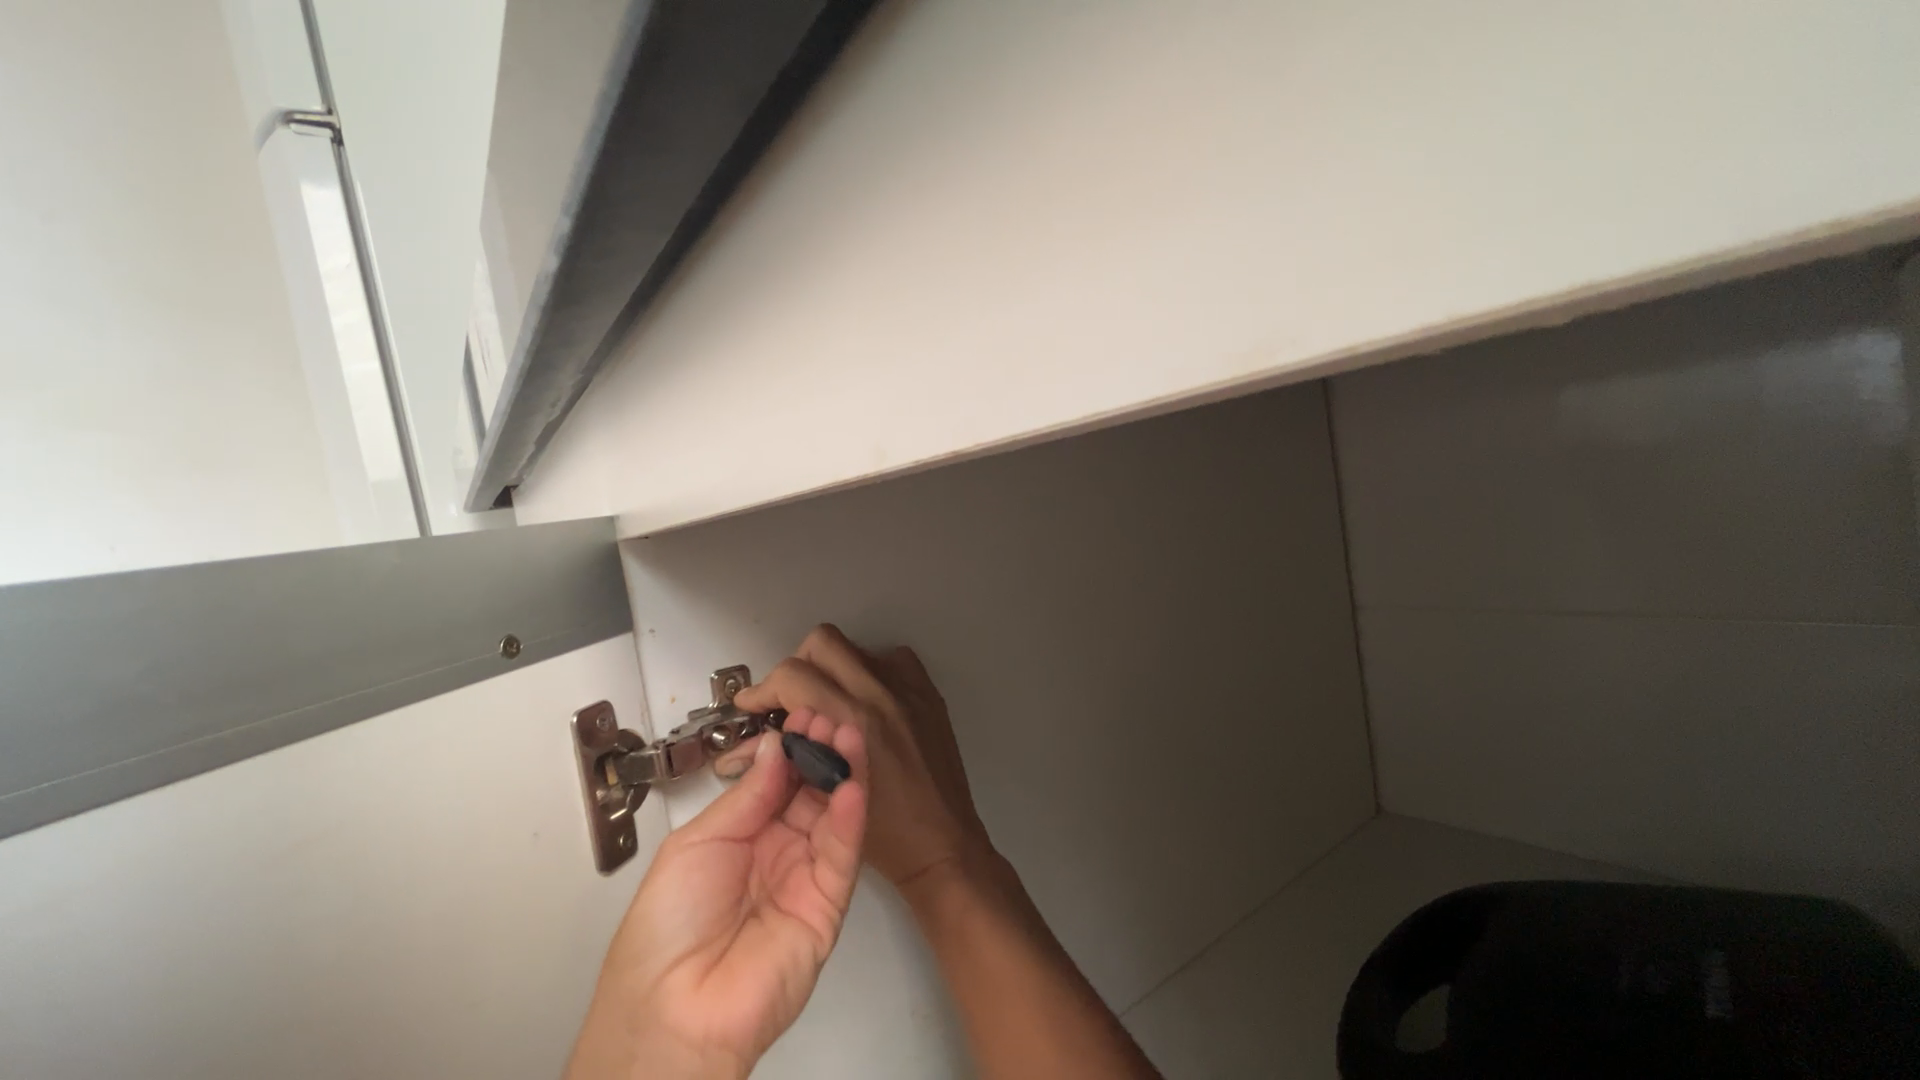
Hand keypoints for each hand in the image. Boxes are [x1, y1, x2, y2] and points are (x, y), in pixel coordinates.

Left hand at [566, 712, 867, 1079]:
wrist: (672, 1009)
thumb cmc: (667, 924)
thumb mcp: (698, 844)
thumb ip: (747, 797)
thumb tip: (777, 746)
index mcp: (741, 835)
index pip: (778, 781)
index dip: (792, 749)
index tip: (803, 716)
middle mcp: (778, 850)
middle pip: (810, 793)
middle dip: (822, 753)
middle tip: (832, 717)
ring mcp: (805, 876)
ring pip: (833, 817)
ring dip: (844, 775)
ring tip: (850, 736)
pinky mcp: (827, 906)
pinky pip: (841, 856)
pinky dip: (851, 820)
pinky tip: (852, 787)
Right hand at [726, 624, 991, 889]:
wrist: (943, 844)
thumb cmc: (881, 836)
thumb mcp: (820, 797)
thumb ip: (792, 757)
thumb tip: (762, 735)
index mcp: (850, 722)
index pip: (792, 676)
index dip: (761, 689)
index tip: (752, 706)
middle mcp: (879, 695)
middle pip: (822, 642)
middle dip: (796, 666)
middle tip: (790, 698)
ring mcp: (908, 690)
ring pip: (856, 646)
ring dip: (833, 666)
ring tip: (827, 699)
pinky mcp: (928, 694)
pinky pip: (892, 658)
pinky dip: (872, 670)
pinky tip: (866, 699)